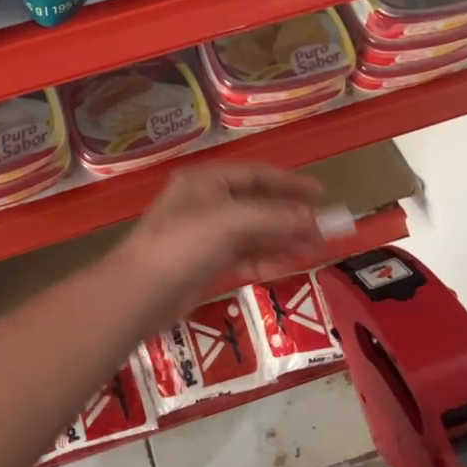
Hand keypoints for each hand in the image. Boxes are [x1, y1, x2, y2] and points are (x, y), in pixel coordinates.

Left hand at [111, 163, 326, 314]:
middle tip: (325, 230)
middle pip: (257, 203)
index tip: (323, 196)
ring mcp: (204, 233)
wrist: (142, 292)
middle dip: (290, 216)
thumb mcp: (231, 222)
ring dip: (282, 238)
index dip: (290, 183)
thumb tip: (312, 217)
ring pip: (252, 232)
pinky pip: (243, 255)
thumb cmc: (184, 244)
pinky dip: (265, 259)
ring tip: (314, 249)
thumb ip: (274, 217)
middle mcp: (205, 201)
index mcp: (206, 180)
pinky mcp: (204, 262)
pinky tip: (287, 267)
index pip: (256, 174)